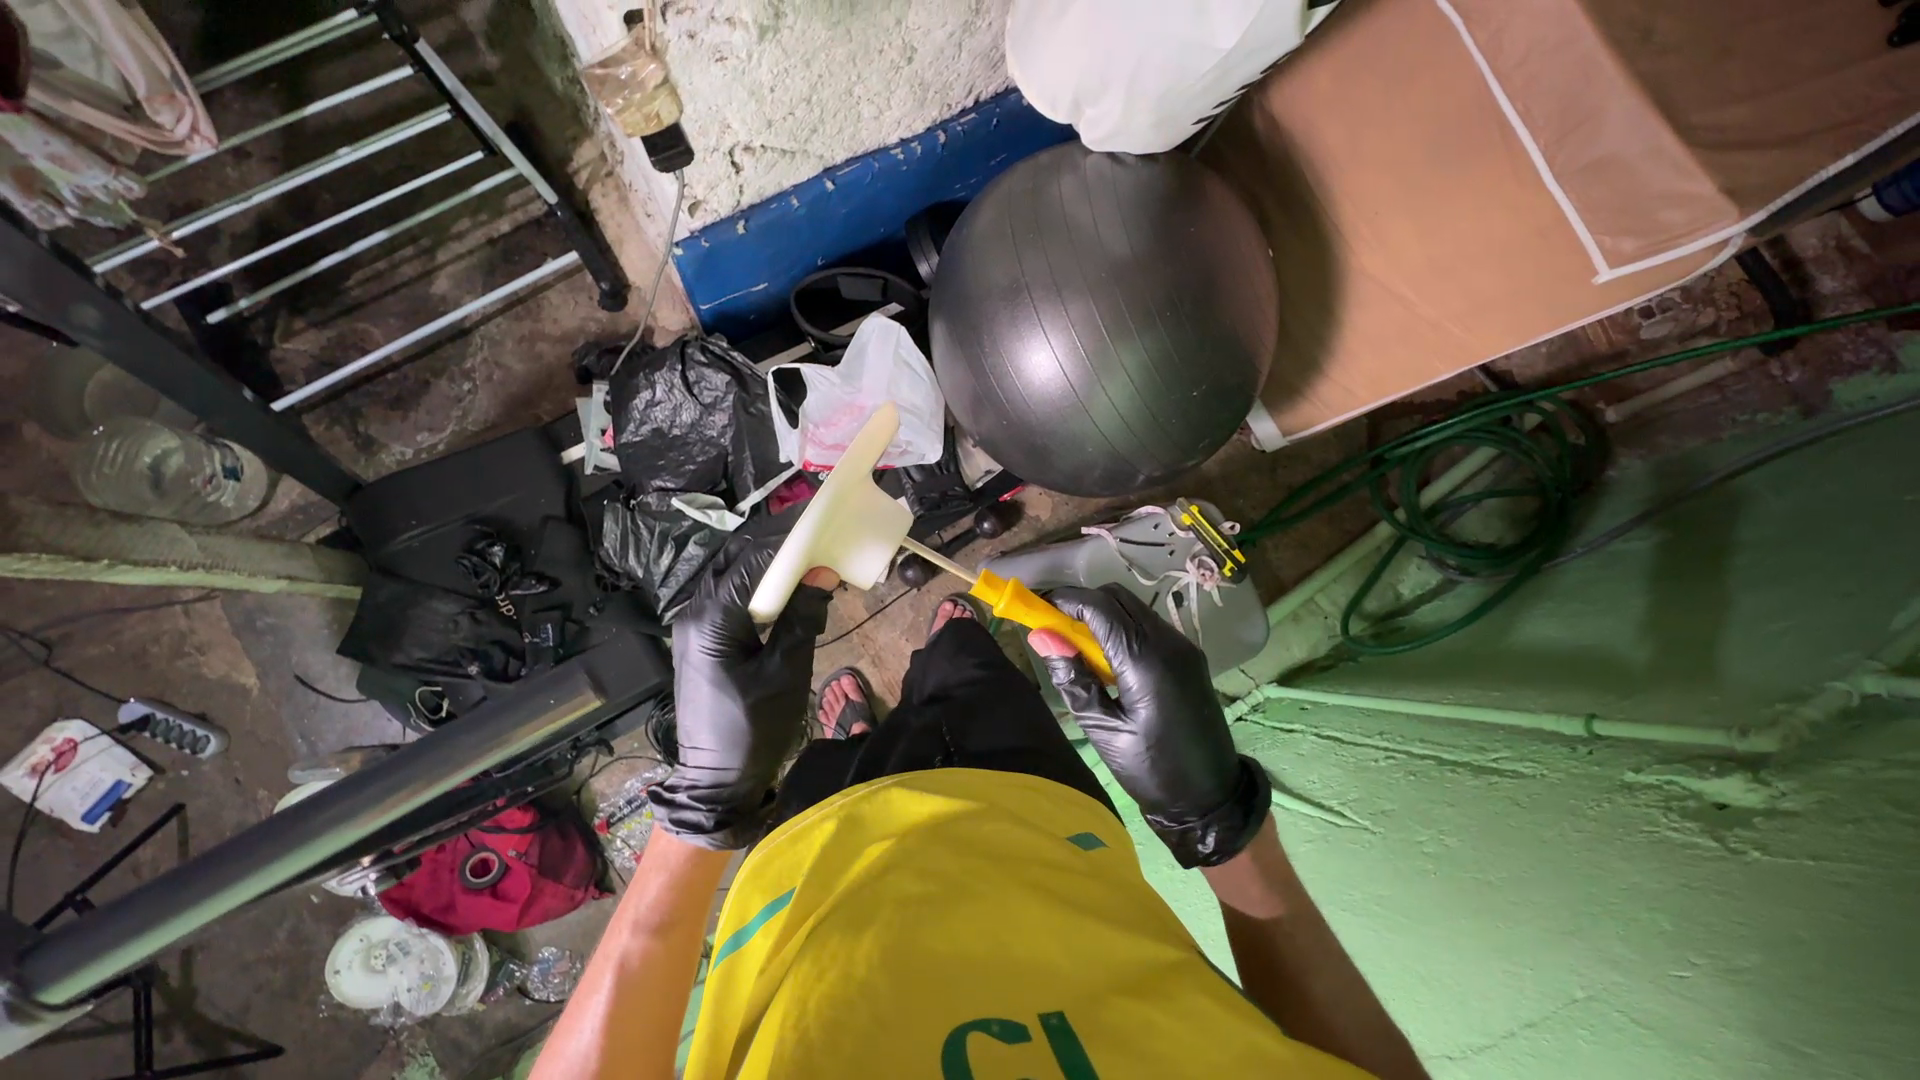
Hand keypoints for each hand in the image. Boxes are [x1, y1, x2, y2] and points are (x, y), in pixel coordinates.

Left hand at [648, 536, 832, 849]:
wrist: (717, 779)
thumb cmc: (754, 728)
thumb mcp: (787, 672)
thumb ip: (803, 618)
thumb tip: (823, 573)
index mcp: (712, 618)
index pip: (753, 560)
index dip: (789, 540)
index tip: (822, 526)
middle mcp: (694, 612)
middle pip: (736, 559)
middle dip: (776, 545)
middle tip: (818, 539)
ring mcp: (692, 625)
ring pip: (731, 575)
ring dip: (767, 565)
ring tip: (808, 561)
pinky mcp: (699, 639)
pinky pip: (729, 597)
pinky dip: (758, 588)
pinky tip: (786, 593)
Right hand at [1032, 585, 1269, 867]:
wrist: (1211, 796)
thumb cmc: (1152, 770)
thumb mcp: (1103, 730)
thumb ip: (1073, 679)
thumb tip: (1042, 637)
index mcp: (1145, 660)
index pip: (1099, 607)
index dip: (1065, 600)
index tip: (1037, 606)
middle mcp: (1168, 642)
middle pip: (1118, 596)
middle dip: (1082, 602)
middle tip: (1054, 624)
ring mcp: (1183, 646)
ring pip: (1134, 607)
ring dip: (1102, 613)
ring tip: (1076, 642)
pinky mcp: (1189, 655)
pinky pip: (1148, 624)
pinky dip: (1122, 626)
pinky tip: (1106, 656)